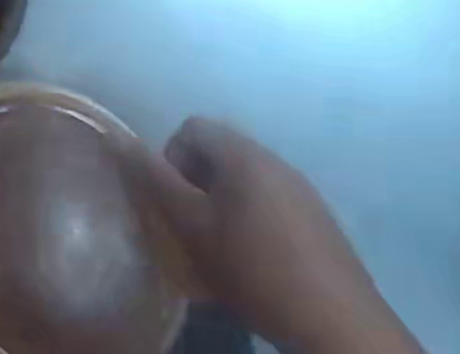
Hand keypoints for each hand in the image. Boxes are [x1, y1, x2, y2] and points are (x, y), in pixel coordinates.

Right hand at [126, 118, 424, 353]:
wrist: (342, 332)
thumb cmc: (254, 269)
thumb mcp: (191, 224)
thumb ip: (153, 177)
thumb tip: (117, 137)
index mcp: (244, 155)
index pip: (192, 127)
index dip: (171, 156)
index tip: (173, 198)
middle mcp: (276, 161)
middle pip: (219, 150)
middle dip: (196, 179)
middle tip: (192, 222)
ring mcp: (305, 191)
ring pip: (245, 177)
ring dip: (223, 199)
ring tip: (220, 241)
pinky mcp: (322, 221)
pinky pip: (272, 199)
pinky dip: (252, 215)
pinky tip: (256, 256)